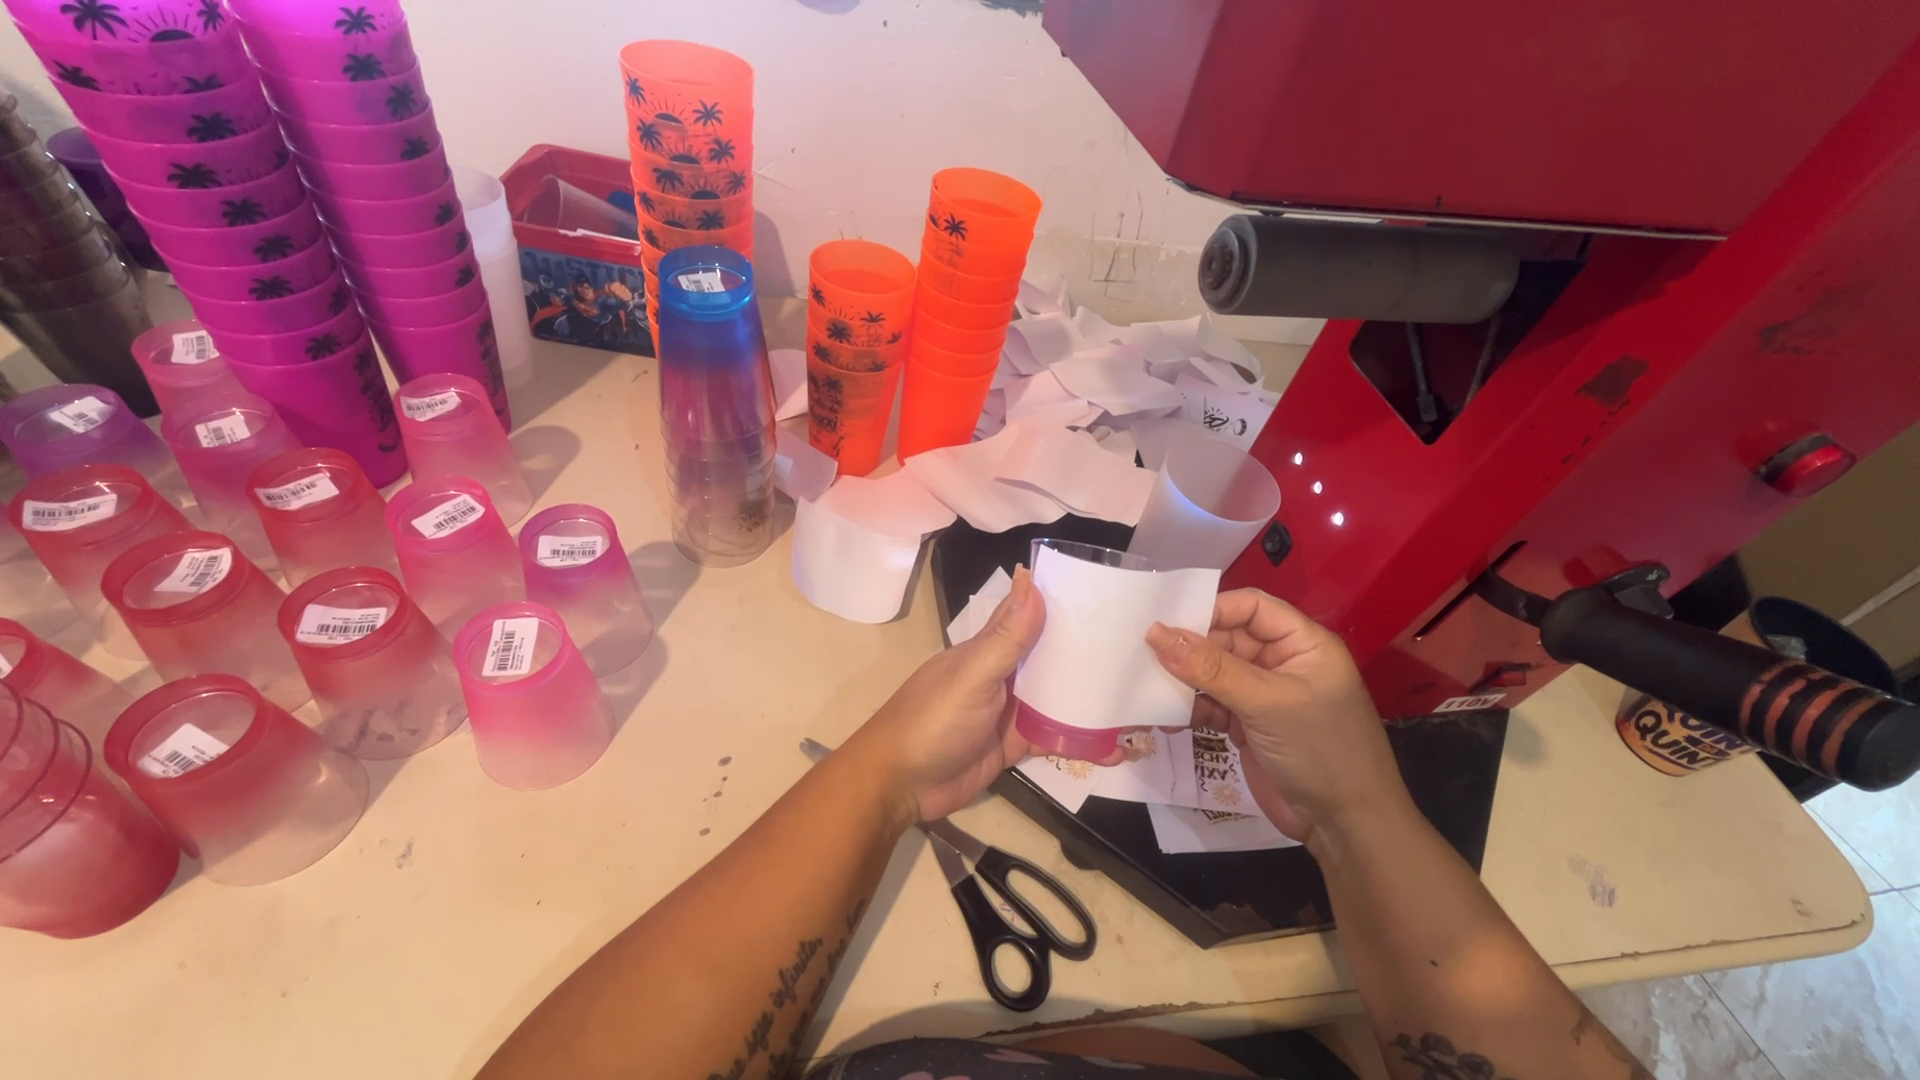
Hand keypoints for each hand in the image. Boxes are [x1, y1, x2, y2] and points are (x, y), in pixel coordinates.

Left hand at [846, 568, 1120, 822]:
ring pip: (1059, 698)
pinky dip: (1083, 742)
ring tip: (1141, 701)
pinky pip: (1055, 737)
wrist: (900, 785)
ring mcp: (1010, 710)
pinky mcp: (1015, 744)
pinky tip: (1118, 750)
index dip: (1066, 605)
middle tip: (1144, 653)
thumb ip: (1004, 637)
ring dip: (1092, 700)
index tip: (1115, 596)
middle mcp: (1003, 674)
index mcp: (989, 649)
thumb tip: (1031, 580)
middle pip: (1052, 658)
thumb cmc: (932, 721)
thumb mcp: (971, 676)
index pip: (1032, 616)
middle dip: (1091, 655)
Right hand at [1146, 589, 1410, 847]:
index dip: (1211, 609)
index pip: (1251, 607)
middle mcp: (1281, 663)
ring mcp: (1263, 696)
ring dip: (1183, 681)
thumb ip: (1210, 668)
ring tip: (1144, 686)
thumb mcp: (1266, 703)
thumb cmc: (1320, 750)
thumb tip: (1156, 632)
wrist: (1346, 827)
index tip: (1167, 622)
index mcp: (1302, 644)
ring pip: (1213, 673)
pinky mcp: (1247, 726)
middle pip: (1225, 639)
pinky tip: (1163, 718)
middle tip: (1142, 655)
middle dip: (1188, 648)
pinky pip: (1210, 705)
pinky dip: (1188, 710)